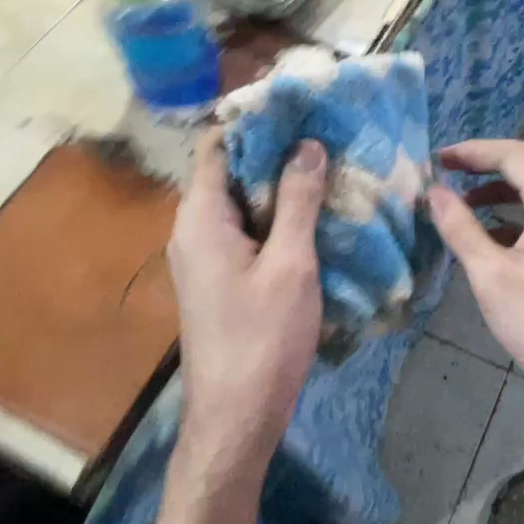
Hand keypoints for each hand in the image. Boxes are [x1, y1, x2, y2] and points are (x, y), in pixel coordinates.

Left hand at [168, 131, 327, 470]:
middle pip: (231, 171)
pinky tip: (316, 215)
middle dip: (276, 151)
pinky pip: (247, 230)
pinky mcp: (220, 278)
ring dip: (281, 186)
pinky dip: (277, 216)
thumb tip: (308, 145)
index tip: (299, 106)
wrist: (237, 417)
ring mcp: (205, 256)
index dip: (254, 121)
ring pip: (243, 203)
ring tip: (329, 167)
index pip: (218, 146)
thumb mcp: (290, 264)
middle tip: (326, 134)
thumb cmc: (262, 337)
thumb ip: (299, 202)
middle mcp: (193, 230)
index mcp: (201, 218)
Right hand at [427, 139, 523, 410]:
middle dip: (495, 157)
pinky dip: (514, 211)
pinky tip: (487, 233)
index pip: (514, 157)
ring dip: (505, 184)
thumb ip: (461, 229)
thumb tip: (434, 192)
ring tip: (466, 199)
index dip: (474, 151)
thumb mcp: (490, 276)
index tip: (439, 158)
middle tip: (458, 166)